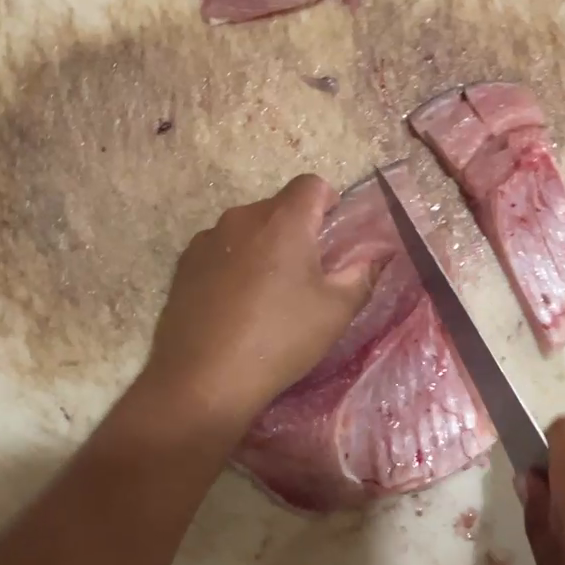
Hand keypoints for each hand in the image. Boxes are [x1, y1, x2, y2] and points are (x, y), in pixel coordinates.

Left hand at [141, 174, 377, 421]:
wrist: (203, 380)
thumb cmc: (279, 339)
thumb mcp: (336, 311)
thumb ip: (363, 274)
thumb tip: (379, 254)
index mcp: (283, 220)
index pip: (312, 184)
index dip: (329, 202)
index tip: (334, 237)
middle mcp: (242, 218)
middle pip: (279, 207)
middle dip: (297, 230)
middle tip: (308, 274)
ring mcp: (208, 239)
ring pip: (248, 230)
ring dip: (264, 247)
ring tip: (268, 293)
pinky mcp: (184, 264)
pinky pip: (221, 250)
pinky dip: (234, 265)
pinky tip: (235, 304)